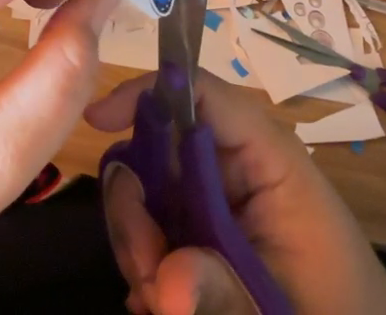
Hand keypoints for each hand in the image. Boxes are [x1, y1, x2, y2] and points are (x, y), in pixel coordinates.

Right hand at [87, 72, 385, 314]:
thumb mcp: (288, 312)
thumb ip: (229, 298)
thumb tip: (166, 277)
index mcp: (268, 160)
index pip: (202, 94)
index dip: (146, 92)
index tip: (96, 122)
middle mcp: (232, 167)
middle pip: (154, 145)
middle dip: (135, 206)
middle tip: (149, 272)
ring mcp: (211, 198)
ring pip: (143, 192)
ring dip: (138, 248)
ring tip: (163, 302)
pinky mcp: (200, 230)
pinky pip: (150, 228)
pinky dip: (145, 267)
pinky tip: (162, 303)